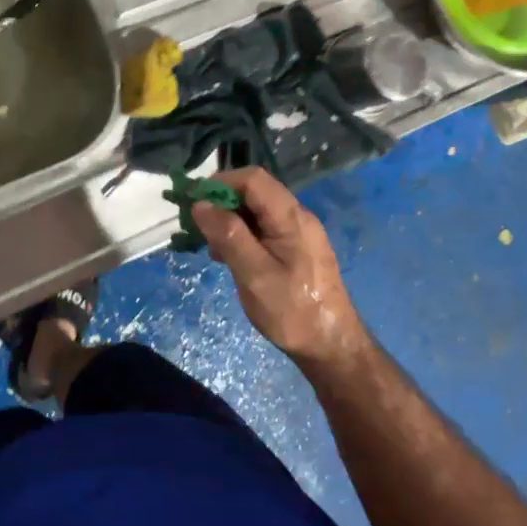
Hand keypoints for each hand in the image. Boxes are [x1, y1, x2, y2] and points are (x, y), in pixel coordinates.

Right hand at [191, 168, 368, 366]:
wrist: (331, 347)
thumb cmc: (292, 311)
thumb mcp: (254, 274)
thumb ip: (228, 235)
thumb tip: (201, 204)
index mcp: (291, 218)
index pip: (253, 179)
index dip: (220, 183)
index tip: (194, 203)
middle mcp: (298, 217)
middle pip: (255, 192)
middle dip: (223, 203)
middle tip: (199, 229)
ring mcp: (299, 234)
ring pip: (257, 211)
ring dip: (231, 221)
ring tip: (214, 250)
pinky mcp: (296, 250)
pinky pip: (265, 229)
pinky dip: (243, 235)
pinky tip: (231, 258)